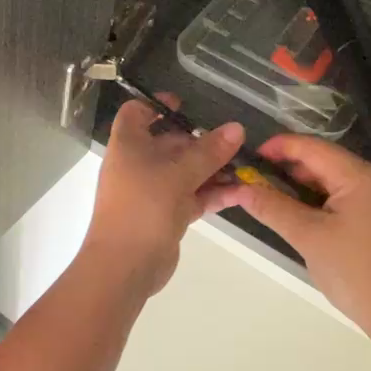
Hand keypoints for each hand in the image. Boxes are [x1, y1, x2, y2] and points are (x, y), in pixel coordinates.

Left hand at [83, 95, 243, 297]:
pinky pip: (192, 196)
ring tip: (246, 167)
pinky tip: (241, 192)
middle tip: (234, 141)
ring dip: (212, 169)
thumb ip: (209, 152)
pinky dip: (213, 193)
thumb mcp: (178, 175)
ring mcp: (152, 191)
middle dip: (201, 141)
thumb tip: (236, 128)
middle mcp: (138, 164)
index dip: (157, 105)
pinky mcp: (166, 215)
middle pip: (169, 143)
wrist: (124, 265)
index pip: (136, 113)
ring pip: (185, 172)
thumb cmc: (143, 207)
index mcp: (128, 145)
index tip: (185, 105)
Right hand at [222, 134, 370, 342]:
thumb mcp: (308, 237)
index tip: (248, 158)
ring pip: (337, 181)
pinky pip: (349, 199)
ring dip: (305, 187)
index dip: (278, 147)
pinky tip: (304, 217)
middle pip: (326, 162)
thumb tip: (240, 188)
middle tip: (256, 182)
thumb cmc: (356, 273)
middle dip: (289, 169)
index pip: (313, 148)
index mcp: (362, 177)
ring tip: (274, 200)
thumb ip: (272, 207)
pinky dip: (323, 202)